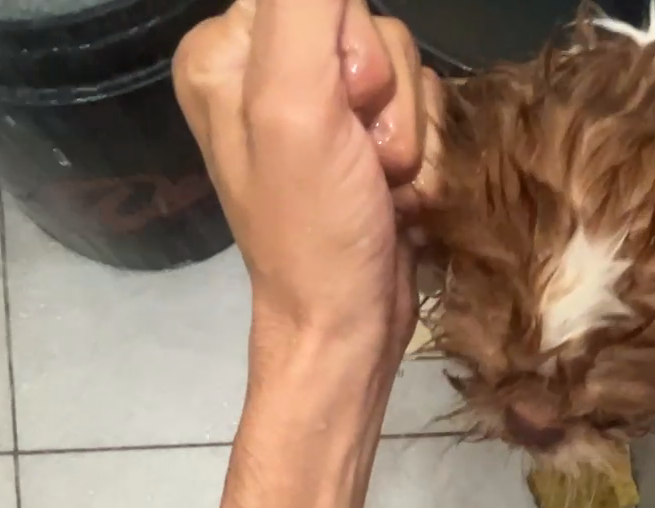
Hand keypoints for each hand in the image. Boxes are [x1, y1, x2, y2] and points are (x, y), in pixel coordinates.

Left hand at [174, 0, 440, 372]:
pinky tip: (400, 202)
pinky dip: (424, 164)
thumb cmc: (314, 232)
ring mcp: (329, 117)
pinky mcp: (371, 151)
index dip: (349, 52)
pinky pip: (424, 117)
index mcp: (230, 54)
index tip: (338, 113)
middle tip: (361, 164)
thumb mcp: (295, 106)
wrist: (350, 328)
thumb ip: (307, 4)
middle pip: (371, 29)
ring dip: (410, 140)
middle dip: (384, 103)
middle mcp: (274, 75)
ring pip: (406, 75)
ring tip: (380, 191)